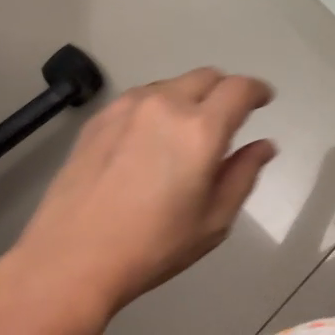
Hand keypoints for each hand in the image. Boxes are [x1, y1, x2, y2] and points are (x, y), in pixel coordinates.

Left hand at [0, 69, 277, 334]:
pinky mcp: (101, 115)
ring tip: (184, 132)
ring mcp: (130, 105)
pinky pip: (142, 97)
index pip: (240, 88)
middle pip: (208, 76)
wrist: (71, 258)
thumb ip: (244, 174)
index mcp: (201, 129)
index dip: (257, 90)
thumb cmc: (152, 246)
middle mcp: (167, 104)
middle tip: (227, 118)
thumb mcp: (213, 221)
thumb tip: (264, 145)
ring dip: (189, 97)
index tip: (263, 99)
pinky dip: (157, 107)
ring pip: (173, 84)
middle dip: (225, 91)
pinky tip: (148, 140)